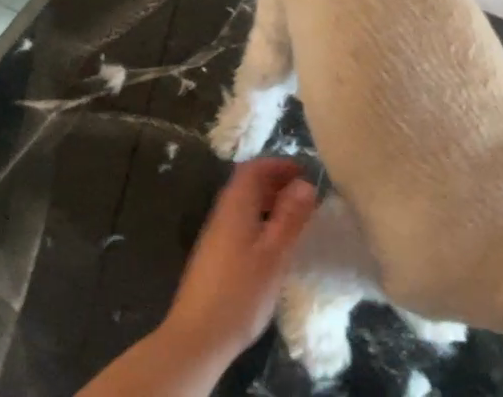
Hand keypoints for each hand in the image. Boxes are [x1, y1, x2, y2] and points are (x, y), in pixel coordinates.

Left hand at [158, 158, 318, 366]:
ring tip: (295, 219)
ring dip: (268, 204)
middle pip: (246, 186)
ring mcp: (215, 238)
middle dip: (275, 182)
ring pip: (243, 208)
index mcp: (235, 208)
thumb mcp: (274, 254)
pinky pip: (240, 227)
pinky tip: (274, 247)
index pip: (252, 169)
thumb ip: (290, 218)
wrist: (197, 337)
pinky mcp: (214, 260)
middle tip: (304, 195)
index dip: (277, 165)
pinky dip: (260, 224)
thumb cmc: (240, 292)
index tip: (303, 171)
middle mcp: (222, 216)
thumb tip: (304, 184)